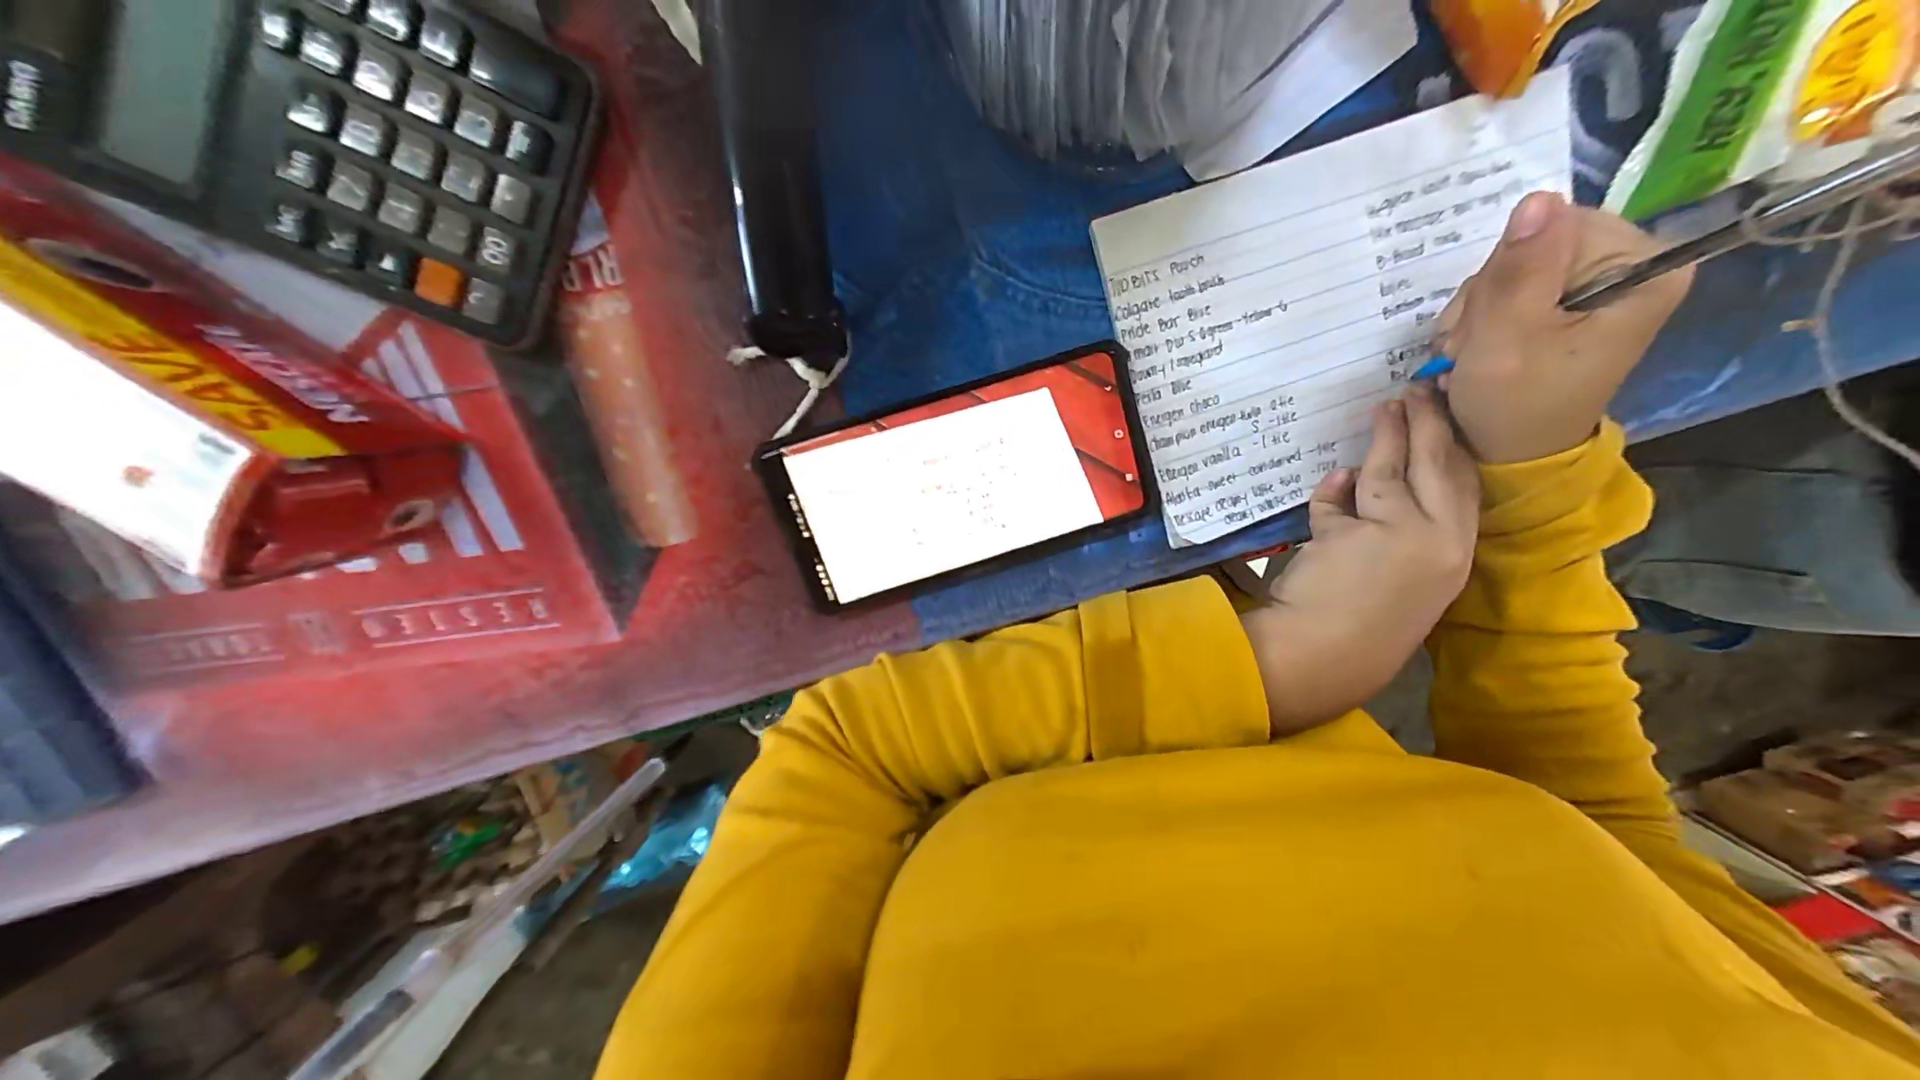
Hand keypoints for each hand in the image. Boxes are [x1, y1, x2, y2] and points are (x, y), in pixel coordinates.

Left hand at [1239, 386, 1479, 735]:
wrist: (1325, 660)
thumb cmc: (1360, 628)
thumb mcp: (1394, 578)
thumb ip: (1388, 532)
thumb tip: (1354, 483)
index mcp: (1456, 557)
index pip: (1464, 491)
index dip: (1456, 451)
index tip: (1449, 422)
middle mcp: (1439, 543)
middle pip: (1439, 468)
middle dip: (1431, 425)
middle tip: (1422, 389)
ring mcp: (1399, 536)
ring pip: (1393, 472)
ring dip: (1389, 435)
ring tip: (1387, 407)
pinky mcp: (1354, 534)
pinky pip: (1337, 501)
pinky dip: (1332, 490)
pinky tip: (1335, 477)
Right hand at [1437, 191, 1692, 463]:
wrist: (1511, 452)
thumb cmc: (1515, 403)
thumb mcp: (1508, 338)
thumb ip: (1520, 270)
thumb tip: (1536, 198)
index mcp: (1642, 270)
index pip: (1558, 226)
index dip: (1509, 271)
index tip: (1495, 322)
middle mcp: (1628, 268)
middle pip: (1532, 245)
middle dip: (1488, 296)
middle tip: (1479, 344)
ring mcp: (1593, 286)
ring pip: (1509, 268)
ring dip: (1474, 312)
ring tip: (1475, 354)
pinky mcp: (1563, 303)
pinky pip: (1506, 288)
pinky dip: (1477, 321)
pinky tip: (1478, 349)